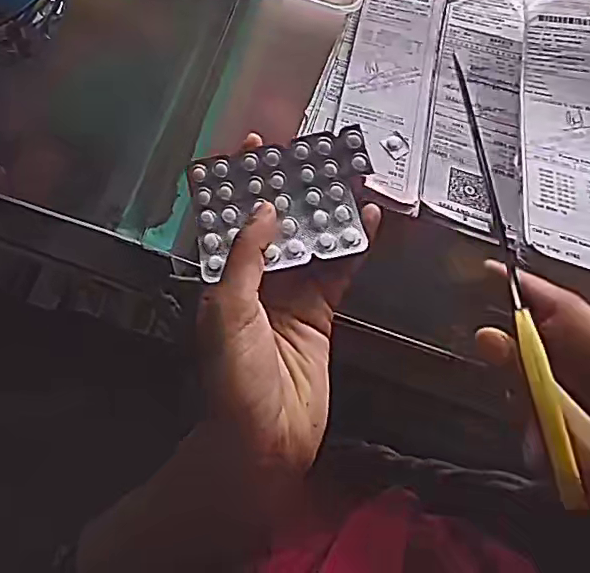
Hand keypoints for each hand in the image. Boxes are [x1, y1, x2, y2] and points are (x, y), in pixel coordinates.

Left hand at [199, 133, 383, 500]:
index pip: (232, 215)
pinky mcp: (319, 311)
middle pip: (276, 222)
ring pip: (310, 240)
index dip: (241, 180)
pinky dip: (352, 245)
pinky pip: (337, 270)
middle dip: (290, 188)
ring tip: (343, 178)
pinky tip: (364, 223)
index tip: (254, 146)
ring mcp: (289, 293)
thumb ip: (247, 256)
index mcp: (224, 275)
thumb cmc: (232, 382)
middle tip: (310, 156)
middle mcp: (256, 278)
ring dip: (325, 211)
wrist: (265, 443)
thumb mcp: (228, 308)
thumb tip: (262, 210)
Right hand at [475, 265, 589, 572]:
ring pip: (586, 377)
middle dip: (534, 366)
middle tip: (506, 390)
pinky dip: (574, 417)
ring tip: (542, 445)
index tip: (489, 274)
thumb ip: (540, 397)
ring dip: (552, 402)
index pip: (575, 313)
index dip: (528, 290)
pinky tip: (565, 452)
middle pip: (577, 345)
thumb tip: (494, 342)